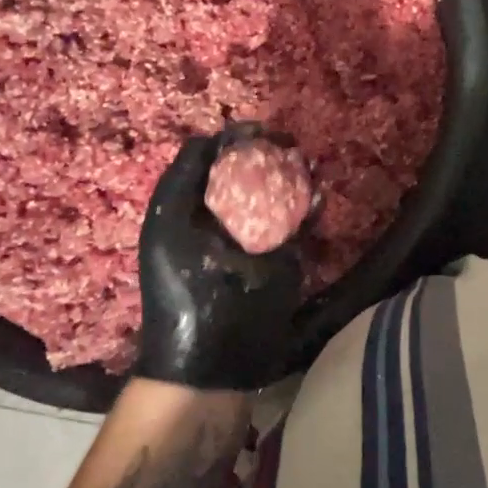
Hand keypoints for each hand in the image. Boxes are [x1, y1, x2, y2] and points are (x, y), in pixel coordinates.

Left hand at [136, 124, 301, 390]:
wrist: (212, 357)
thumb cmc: (181, 286)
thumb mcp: (168, 223)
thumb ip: (184, 175)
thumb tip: (214, 134)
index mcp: (193, 206)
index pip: (217, 158)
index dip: (235, 139)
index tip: (259, 131)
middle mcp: (227, 215)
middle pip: (254, 169)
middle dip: (273, 153)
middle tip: (290, 145)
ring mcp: (259, 235)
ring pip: (284, 190)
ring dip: (297, 175)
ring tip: (309, 165)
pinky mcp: (286, 256)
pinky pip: (303, 221)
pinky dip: (312, 207)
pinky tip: (319, 198)